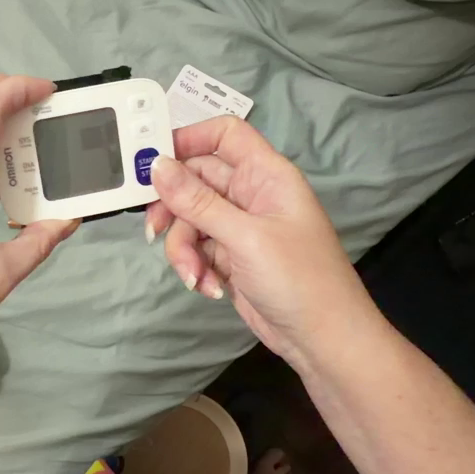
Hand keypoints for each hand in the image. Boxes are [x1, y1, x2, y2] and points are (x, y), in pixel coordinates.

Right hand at [143, 116, 384, 374]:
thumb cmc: (297, 279)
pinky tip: (207, 287)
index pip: (224, 135)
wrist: (321, 338)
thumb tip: (157, 166)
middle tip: (153, 230)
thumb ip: (197, 201)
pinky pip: (197, 249)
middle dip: (173, 208)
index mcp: (266, 175)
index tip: (152, 162)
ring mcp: (239, 227)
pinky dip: (194, 267)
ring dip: (183, 248)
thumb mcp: (244, 237)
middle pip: (195, 180)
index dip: (188, 139)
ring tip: (193, 275)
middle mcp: (251, 195)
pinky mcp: (230, 257)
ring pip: (190, 220)